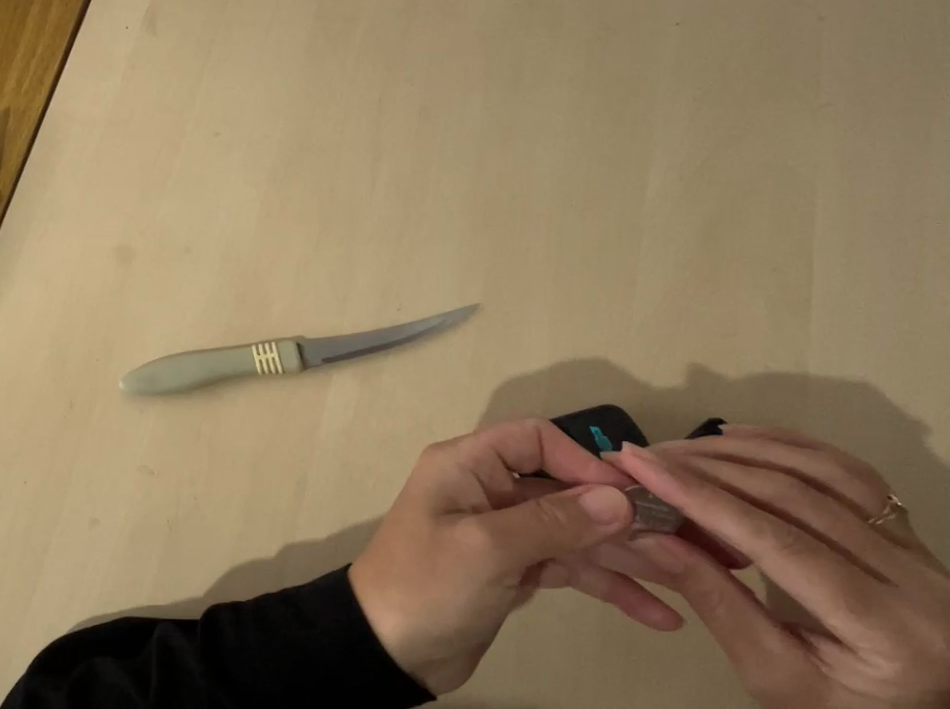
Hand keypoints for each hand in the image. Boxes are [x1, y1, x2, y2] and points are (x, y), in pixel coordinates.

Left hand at [350, 418, 681, 693]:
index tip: (636, 498)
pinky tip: (659, 614)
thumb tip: (617, 496)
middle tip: (693, 544)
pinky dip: (609, 585)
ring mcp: (503, 530)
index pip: (533, 440)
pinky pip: (569, 566)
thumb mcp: (488, 548)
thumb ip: (552, 521)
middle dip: (622, 515)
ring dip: (628, 554)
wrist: (392, 644)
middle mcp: (486, 489)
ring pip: (575, 531)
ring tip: (693, 581)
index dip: (584, 461)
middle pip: (564, 488)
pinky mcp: (514, 568)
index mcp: (466, 466)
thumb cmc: (427, 582)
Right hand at [609, 426, 949, 707]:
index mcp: (892, 632)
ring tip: (675, 449)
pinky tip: (735, 437)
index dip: (701, 497)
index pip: (780, 543)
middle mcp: (922, 585)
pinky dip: (786, 443)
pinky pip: (849, 471)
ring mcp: (923, 554)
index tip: (634, 462)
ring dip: (739, 451)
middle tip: (638, 455)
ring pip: (824, 473)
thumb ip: (716, 604)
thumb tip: (649, 534)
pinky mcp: (908, 535)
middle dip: (705, 468)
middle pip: (798, 499)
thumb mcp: (772, 677)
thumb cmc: (834, 705)